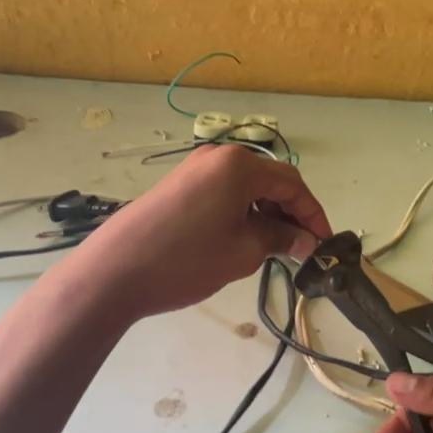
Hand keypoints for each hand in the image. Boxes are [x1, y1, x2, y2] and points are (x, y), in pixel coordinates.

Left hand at [58, 144, 331, 320]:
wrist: (110, 275)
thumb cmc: (185, 260)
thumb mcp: (244, 251)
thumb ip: (282, 239)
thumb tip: (306, 240)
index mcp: (240, 165)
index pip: (293, 184)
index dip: (313, 214)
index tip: (323, 242)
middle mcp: (219, 157)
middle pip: (271, 180)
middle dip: (291, 212)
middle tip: (301, 246)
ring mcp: (194, 168)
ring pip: (247, 186)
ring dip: (266, 212)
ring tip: (274, 246)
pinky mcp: (177, 185)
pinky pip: (224, 191)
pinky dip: (242, 211)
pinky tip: (243, 237)